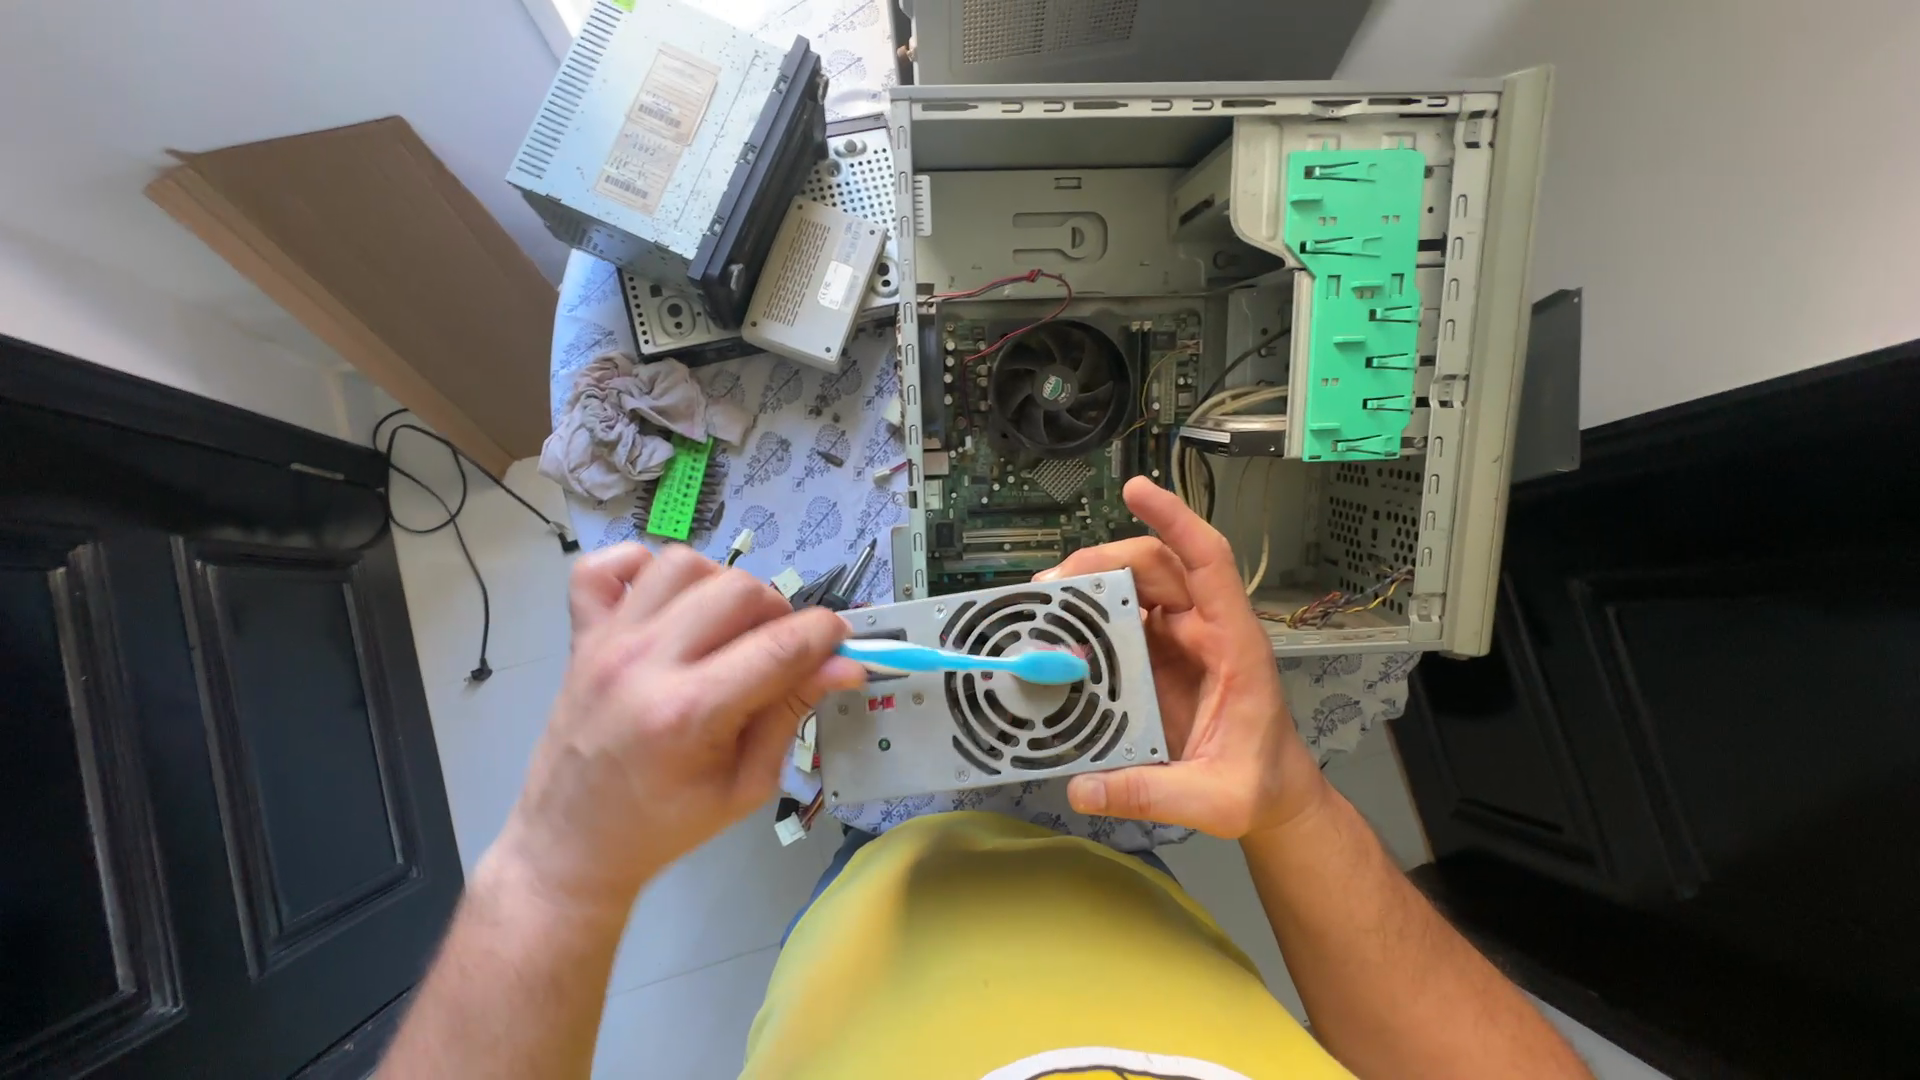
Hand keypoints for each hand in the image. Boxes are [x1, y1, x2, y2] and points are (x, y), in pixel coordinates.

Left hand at [492, 544, 865, 912]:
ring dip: (721, 585)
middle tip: (779, 650)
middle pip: (739, 589)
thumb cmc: (665, 826)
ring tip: (725, 626)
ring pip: (683, 564)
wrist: (571, 846)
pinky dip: (640, 567)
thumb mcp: (748, 785)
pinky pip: (604, 566)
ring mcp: (607, 643)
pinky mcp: (580, 635)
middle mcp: (646, 663)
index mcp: (690, 713)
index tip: (840, 642)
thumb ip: (793, 713)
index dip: (827, 633)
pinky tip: (665, 602)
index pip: (782, 644)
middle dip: (779, 612)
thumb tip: (846, 664)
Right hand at [1036, 477, 1328, 838]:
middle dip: (1102, 562)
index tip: (1136, 490)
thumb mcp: (1213, 799)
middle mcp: (1206, 629)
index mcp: (1234, 645)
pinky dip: (1091, 616)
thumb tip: (1082, 789)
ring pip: (1136, 587)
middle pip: (1157, 567)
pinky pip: (1124, 620)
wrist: (1273, 796)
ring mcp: (1182, 640)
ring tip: (1044, 602)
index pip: (1208, 562)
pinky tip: (1059, 630)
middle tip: (1049, 586)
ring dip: (1092, 584)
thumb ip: (1150, 794)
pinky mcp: (1161, 657)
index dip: (1176, 520)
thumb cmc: (1259, 787)